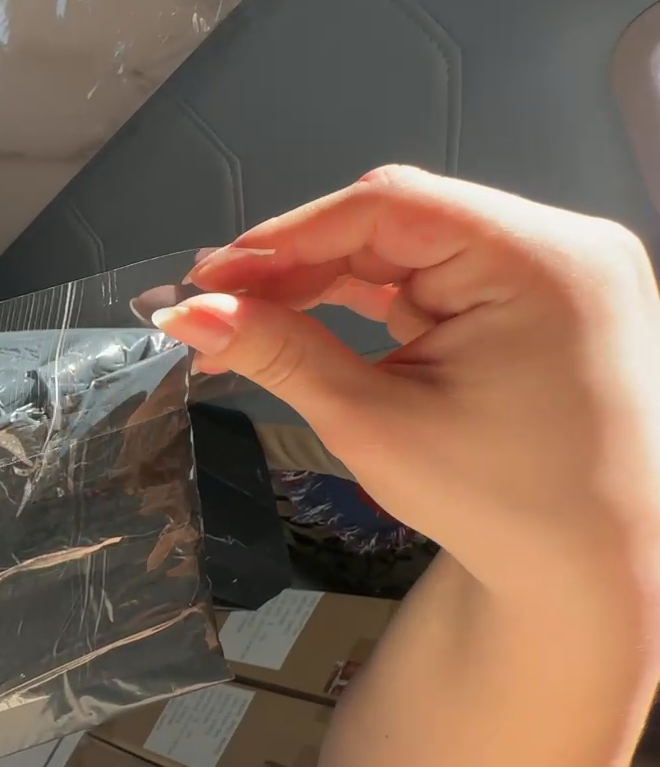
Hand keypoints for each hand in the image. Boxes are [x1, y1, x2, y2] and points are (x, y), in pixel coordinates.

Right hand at [150, 166, 659, 594]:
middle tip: (209, 312)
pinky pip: (409, 283)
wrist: (584, 560)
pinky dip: (339, 303)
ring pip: (388, 252)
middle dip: (286, 266)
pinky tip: (289, 329)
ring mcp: (534, 275)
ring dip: (304, 286)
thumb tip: (182, 313)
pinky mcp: (513, 305)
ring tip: (235, 328)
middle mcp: (547, 248)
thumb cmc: (489, 494)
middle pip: (385, 224)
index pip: (385, 207)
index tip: (203, 282)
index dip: (280, 237)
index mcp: (536, 261)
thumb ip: (275, 352)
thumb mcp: (366, 418)